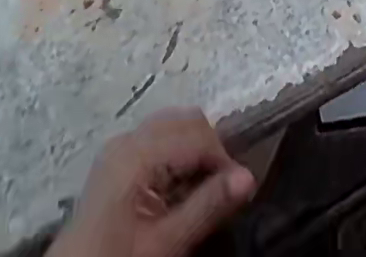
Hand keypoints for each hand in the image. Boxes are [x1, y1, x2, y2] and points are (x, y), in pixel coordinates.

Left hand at [48, 108, 257, 256]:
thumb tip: (249, 178)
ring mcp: (119, 146)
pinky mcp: (116, 159)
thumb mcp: (165, 245)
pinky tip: (180, 188)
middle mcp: (128, 138)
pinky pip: (158, 138)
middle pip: (186, 121)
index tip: (240, 191)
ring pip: (174, 125)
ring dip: (196, 149)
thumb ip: (207, 207)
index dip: (224, 160)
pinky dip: (178, 153)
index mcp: (137, 153)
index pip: (197, 135)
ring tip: (204, 190)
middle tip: (223, 191)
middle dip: (211, 149)